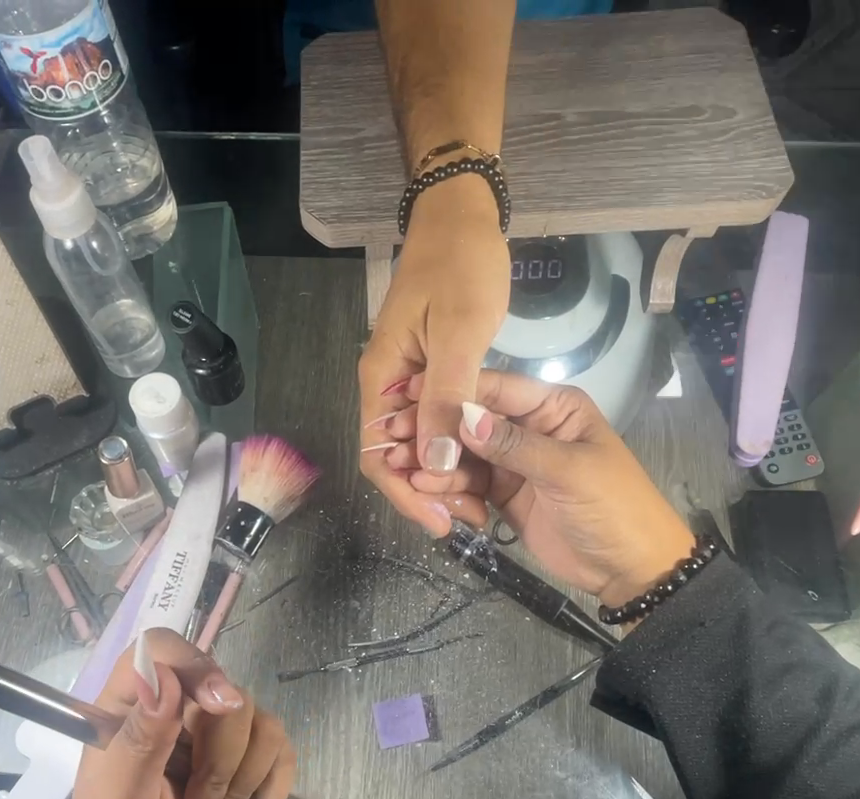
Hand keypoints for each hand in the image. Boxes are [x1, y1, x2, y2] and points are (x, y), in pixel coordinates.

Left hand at [72, 630, 296, 798]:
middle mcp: (174, 713)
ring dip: (240, 781)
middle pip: (221, 687)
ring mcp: (216, 737)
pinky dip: (273, 784)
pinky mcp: (253, 762)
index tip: (216, 705)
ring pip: (258, 718)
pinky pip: (282, 745)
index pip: (158, 649)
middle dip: (219, 758)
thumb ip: (135, 745)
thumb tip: (161, 678)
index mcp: (126, 714)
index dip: (192, 664)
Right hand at [357, 174, 511, 536]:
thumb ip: (447, 397)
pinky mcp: (432, 378)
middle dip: (428, 492)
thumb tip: (436, 461)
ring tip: (480, 504)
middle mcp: (388, 389)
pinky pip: (436, 427)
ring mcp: (409, 384)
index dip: (406, 494)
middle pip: (395, 458)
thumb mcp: (459, 332)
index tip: (441, 521)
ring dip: (444, 477)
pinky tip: (481, 467)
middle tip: (469, 519)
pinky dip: (455, 452)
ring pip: (418, 446)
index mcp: (382, 380)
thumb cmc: (460, 267)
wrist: (461, 216)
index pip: (378, 454)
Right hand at [394, 370, 697, 605]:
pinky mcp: (502, 493)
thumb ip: (514, 445)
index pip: (494, 389)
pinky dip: (446, 489)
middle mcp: (527, 427)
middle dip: (433, 432)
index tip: (407, 397)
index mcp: (552, 407)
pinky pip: (467, 484)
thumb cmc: (613, 508)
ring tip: (404, 473)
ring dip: (435, 465)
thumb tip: (463, 417)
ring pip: (462, 455)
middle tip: (392, 440)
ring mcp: (512, 462)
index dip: (450, 393)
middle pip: (470, 422)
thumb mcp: (568, 471)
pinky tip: (424, 491)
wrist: (629, 568)